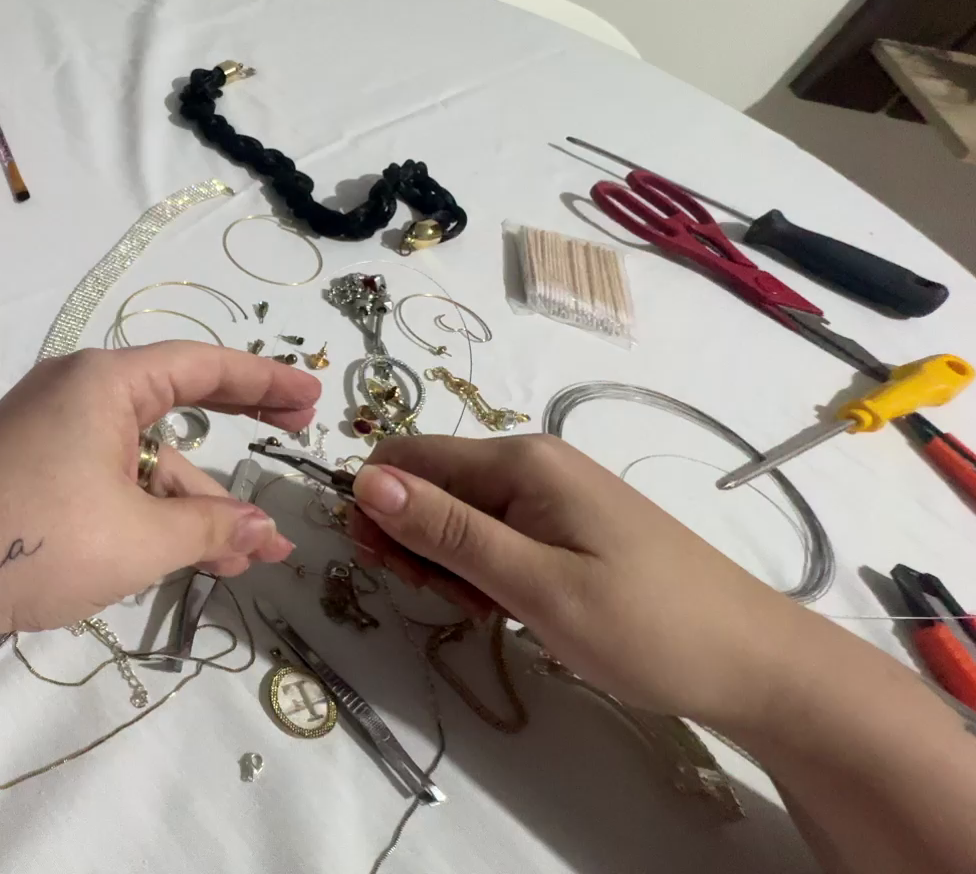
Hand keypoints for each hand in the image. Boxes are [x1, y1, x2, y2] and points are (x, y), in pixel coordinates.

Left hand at [0, 344, 318, 634]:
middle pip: (176, 404)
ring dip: (194, 501)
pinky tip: (193, 552)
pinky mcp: (37, 467)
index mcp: (105, 381)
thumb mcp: (141, 537)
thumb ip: (210, 525)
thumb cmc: (42, 539)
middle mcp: (79, 392)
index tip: (310, 394)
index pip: (201, 366)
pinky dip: (149, 508)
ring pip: (144, 457)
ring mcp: (54, 430)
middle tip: (295, 431)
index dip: (263, 379)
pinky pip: (110, 476)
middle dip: (237, 429)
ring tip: (251, 552)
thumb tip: (261, 529)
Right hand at [346, 434, 825, 729]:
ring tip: (482, 606)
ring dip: (446, 558)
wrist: (768, 673)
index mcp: (518, 461)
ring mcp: (547, 491)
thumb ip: (447, 530)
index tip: (390, 566)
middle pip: (425, 484)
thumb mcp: (536, 585)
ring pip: (452, 511)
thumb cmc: (650, 628)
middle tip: (441, 596)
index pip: (403, 458)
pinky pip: (488, 529)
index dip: (377, 506)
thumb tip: (363, 481)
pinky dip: (479, 565)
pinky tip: (504, 601)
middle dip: (413, 538)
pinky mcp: (560, 520)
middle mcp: (527, 462)